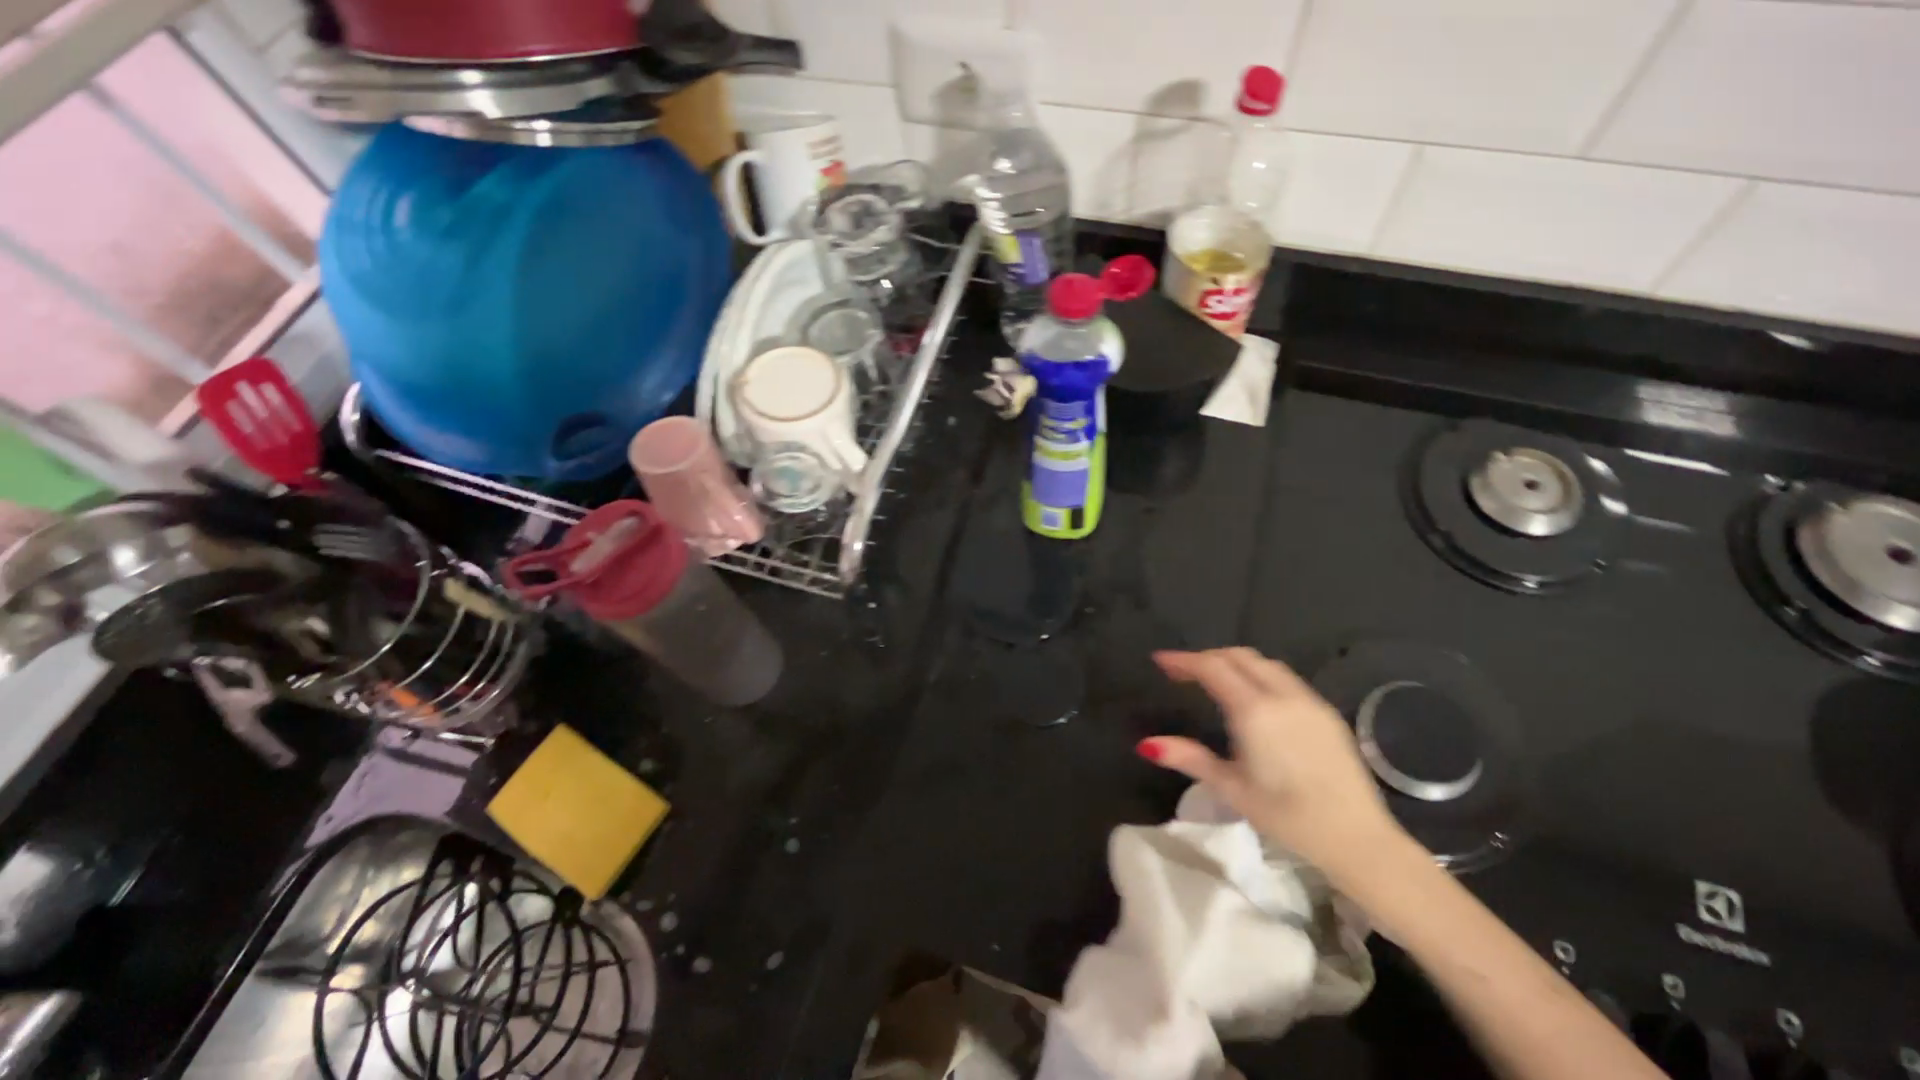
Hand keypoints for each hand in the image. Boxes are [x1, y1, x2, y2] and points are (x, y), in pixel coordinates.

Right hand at [1140, 648, 1407, 873]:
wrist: (1356, 835)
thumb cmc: (1287, 816)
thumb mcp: (1231, 789)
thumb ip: (1190, 759)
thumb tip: (1147, 744)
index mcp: (1255, 711)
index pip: (1213, 668)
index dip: (1184, 660)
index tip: (1160, 661)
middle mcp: (1283, 696)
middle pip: (1239, 657)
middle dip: (1208, 657)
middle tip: (1182, 672)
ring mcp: (1309, 701)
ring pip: (1266, 664)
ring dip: (1235, 663)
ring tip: (1214, 681)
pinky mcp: (1326, 713)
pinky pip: (1286, 679)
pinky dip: (1260, 675)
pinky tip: (1253, 698)